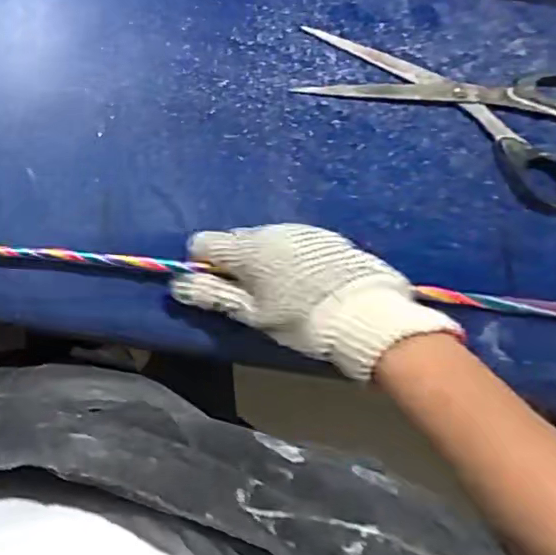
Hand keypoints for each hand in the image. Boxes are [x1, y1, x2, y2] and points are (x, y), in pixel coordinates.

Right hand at [170, 224, 460, 380]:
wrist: (377, 322)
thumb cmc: (303, 320)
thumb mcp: (252, 314)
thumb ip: (212, 294)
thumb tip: (178, 284)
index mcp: (245, 248)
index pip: (202, 243)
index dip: (204, 265)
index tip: (220, 286)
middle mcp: (270, 232)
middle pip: (235, 240)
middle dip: (238, 262)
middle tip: (255, 292)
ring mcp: (304, 233)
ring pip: (267, 241)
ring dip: (267, 259)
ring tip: (288, 289)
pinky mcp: (332, 240)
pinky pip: (297, 244)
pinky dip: (295, 259)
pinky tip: (312, 283)